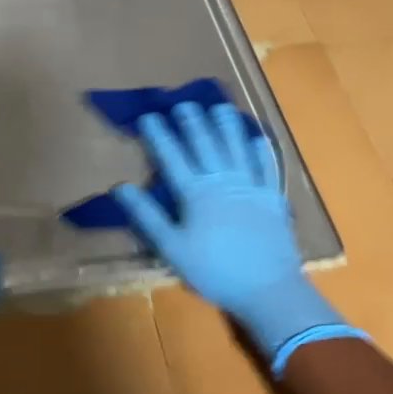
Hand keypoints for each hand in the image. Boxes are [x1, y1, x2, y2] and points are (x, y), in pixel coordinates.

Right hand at [115, 101, 354, 372]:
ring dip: (227, 126)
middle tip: (183, 103)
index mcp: (195, 193)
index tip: (148, 116)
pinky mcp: (272, 199)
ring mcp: (250, 187)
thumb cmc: (215, 271)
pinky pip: (267, 169)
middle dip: (192, 122)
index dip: (159, 135)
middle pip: (204, 144)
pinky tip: (258, 139)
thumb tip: (119, 187)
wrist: (269, 290)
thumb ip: (147, 216)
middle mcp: (222, 181)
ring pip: (236, 148)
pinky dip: (262, 152)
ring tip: (220, 107)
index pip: (172, 156)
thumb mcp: (172, 248)